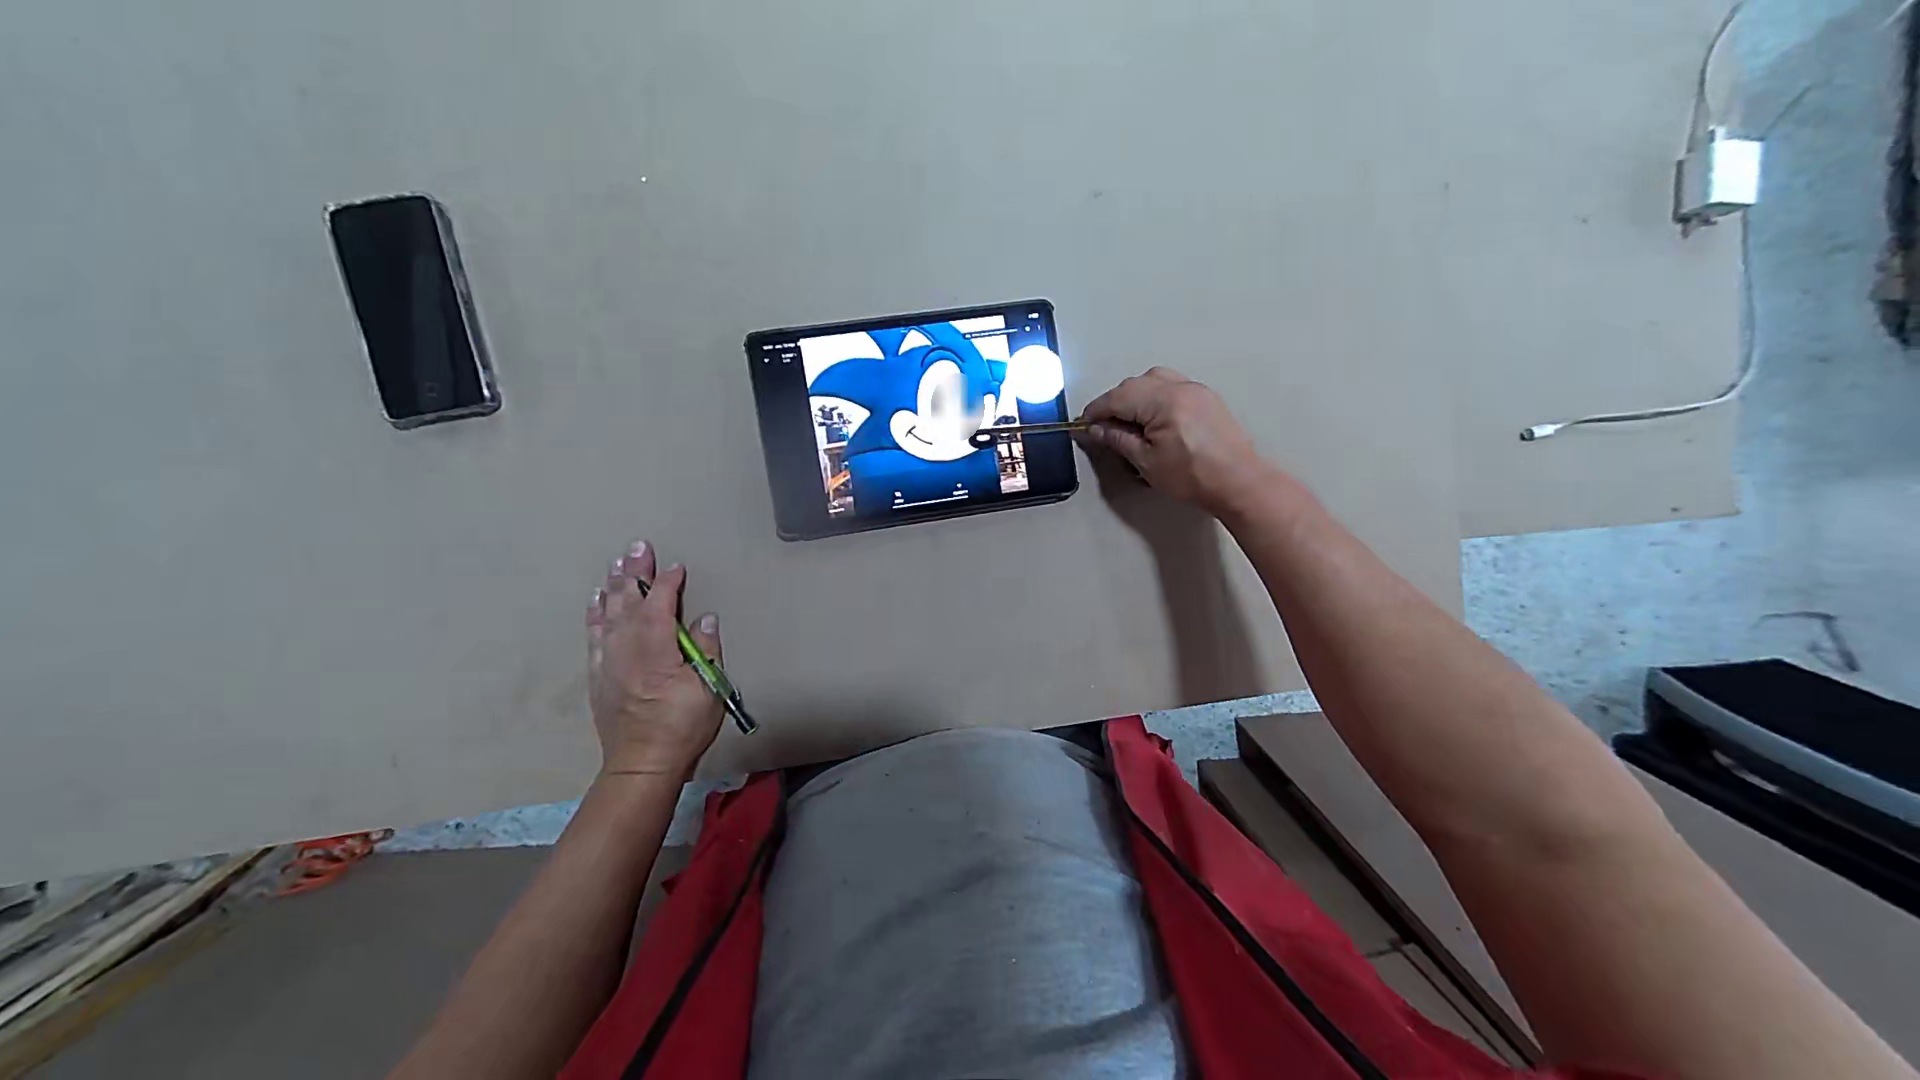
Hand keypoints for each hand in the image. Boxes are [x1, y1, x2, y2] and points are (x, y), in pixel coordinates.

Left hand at [585, 541, 723, 779]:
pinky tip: (598, 599)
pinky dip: (595, 614)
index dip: (668, 584)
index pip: (660, 606)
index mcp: (656, 652)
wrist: (642, 764)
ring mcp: (609, 662)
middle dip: (634, 573)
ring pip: (609, 614)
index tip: (677, 568)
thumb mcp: (709, 690)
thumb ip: (706, 651)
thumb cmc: (682, 727)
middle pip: (630, 602)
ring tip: (618, 563)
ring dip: (615, 586)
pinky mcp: (598, 674)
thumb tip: (704, 619)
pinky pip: (594, 635)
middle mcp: (627, 650)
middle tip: (637, 546)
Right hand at [1077, 367, 1271, 514]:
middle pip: (1135, 384)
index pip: (1118, 397)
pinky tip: (1151, 418)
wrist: (1239, 483)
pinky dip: (1154, 396)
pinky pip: (1172, 386)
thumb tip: (1096, 429)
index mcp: (1164, 401)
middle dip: (1114, 402)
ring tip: (1126, 421)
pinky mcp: (1206, 400)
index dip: (1096, 410)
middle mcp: (1181, 388)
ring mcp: (1196, 391)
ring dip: (1134, 396)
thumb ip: (1118, 439)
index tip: (1083, 424)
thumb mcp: (1146, 461)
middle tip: (1102, 427)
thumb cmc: (1194, 477)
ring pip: (1154, 380)